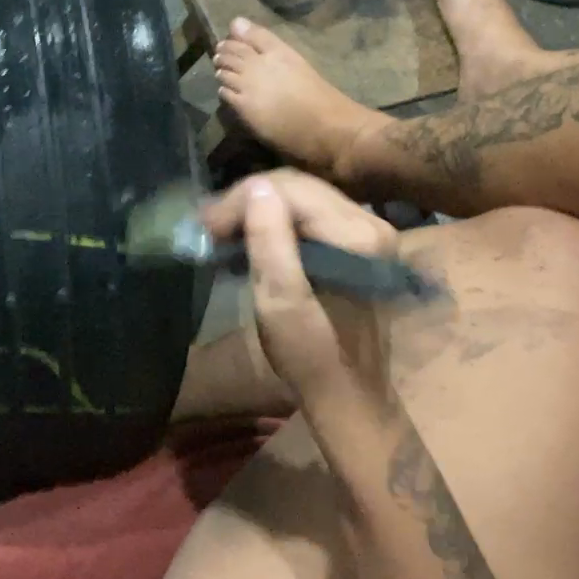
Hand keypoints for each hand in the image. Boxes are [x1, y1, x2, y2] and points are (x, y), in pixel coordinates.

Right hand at [203, 170, 398, 403]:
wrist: (345, 392)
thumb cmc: (309, 354)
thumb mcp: (281, 302)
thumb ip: (271, 242)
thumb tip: (256, 188)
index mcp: (357, 237)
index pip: (289, 190)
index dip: (242, 201)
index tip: (207, 228)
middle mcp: (371, 223)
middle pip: (296, 186)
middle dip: (246, 201)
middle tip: (209, 228)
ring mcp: (367, 231)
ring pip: (299, 195)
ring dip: (256, 208)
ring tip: (221, 231)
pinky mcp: (357, 242)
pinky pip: (307, 211)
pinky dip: (272, 219)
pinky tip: (247, 236)